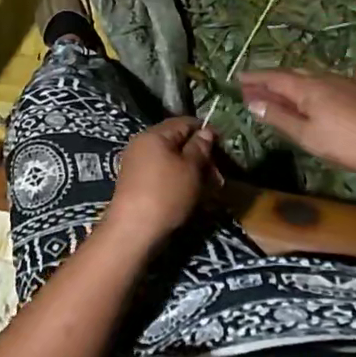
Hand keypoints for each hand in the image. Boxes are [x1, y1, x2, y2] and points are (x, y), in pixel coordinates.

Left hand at [105, 117, 217, 243]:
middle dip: (201, 157)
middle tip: (218, 178)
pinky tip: (193, 198)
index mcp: (154, 135)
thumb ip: (200, 147)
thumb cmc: (166, 194)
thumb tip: (206, 131)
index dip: (206, 132)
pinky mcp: (137, 185)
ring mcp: (138, 166)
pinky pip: (164, 176)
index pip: (186, 123)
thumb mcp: (191, 168)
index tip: (222, 149)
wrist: (133, 233)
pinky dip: (180, 183)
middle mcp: (143, 145)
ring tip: (210, 192)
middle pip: (179, 143)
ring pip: (173, 162)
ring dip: (193, 173)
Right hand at [238, 71, 355, 181]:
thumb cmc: (345, 143)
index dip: (256, 78)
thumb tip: (253, 102)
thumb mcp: (306, 135)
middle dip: (270, 80)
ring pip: (310, 78)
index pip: (275, 77)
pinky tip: (310, 101)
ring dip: (290, 85)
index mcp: (308, 86)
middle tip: (253, 88)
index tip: (238, 78)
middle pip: (292, 75)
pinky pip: (324, 83)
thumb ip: (279, 117)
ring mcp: (343, 81)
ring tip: (277, 95)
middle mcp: (324, 76)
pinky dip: (308, 89)